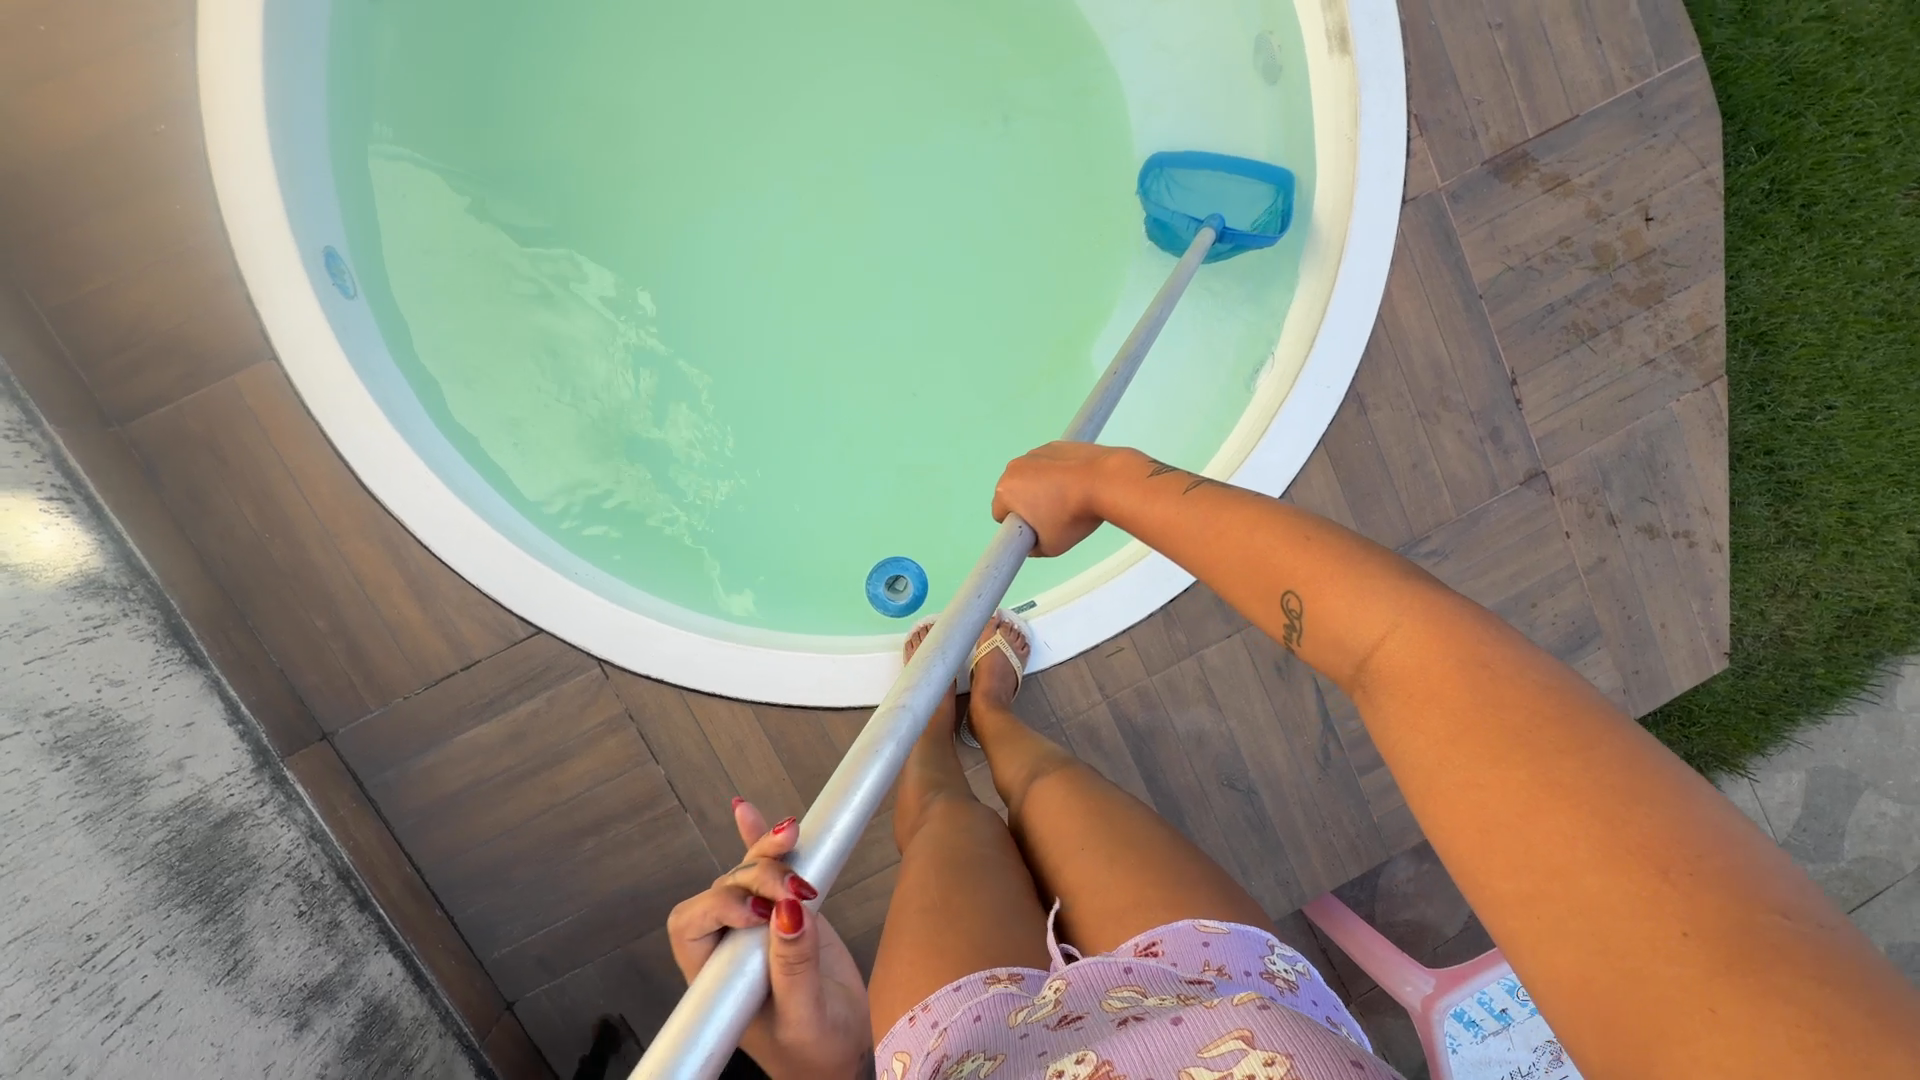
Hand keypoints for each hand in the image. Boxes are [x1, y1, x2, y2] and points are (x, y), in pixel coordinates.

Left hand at [666, 800, 871, 1079]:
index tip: (761, 913)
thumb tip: (788, 911)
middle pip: (724, 888)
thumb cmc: (817, 1051)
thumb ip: (794, 967)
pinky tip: (746, 811)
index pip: (692, 924)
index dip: (722, 906)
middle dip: (757, 877)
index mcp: (715, 979)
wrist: (846, 1049)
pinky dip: (756, 839)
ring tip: (793, 835)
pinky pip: (763, 869)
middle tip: (800, 889)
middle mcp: (729, 947)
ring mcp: (757, 925)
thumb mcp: (806, 1015)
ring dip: (767, 852)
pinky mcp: (785, 910)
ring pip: (748, 872)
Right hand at [992, 442, 1141, 555]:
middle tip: (1053, 516)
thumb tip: (1030, 544)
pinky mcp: (1055, 444)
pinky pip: (1049, 464)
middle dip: (1028, 504)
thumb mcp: (1050, 548)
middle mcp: (1014, 467)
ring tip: (1068, 499)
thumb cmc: (1074, 516)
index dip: (1017, 526)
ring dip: (1042, 487)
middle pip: (1014, 492)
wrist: (1105, 482)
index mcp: (1006, 490)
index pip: (1000, 514)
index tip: (1036, 529)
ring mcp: (1035, 453)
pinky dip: (1058, 473)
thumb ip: (1033, 549)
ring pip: (1031, 477)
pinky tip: (1076, 483)